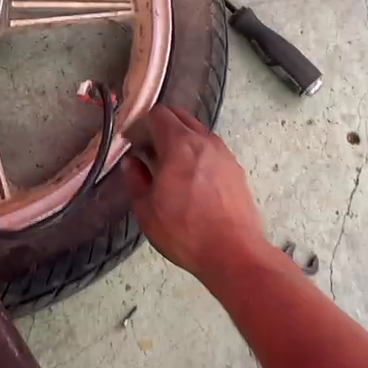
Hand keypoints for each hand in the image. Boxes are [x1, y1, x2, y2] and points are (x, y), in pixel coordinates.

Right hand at [121, 105, 269, 277]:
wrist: (233, 253)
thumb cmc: (185, 232)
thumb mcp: (147, 210)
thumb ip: (136, 180)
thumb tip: (132, 163)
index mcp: (180, 145)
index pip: (158, 114)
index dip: (141, 124)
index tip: (132, 142)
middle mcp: (205, 141)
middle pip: (180, 116)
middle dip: (161, 126)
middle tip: (147, 150)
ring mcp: (224, 154)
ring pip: (198, 132)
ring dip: (180, 139)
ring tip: (169, 166)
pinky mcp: (236, 170)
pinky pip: (211, 150)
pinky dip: (197, 154)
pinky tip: (190, 180)